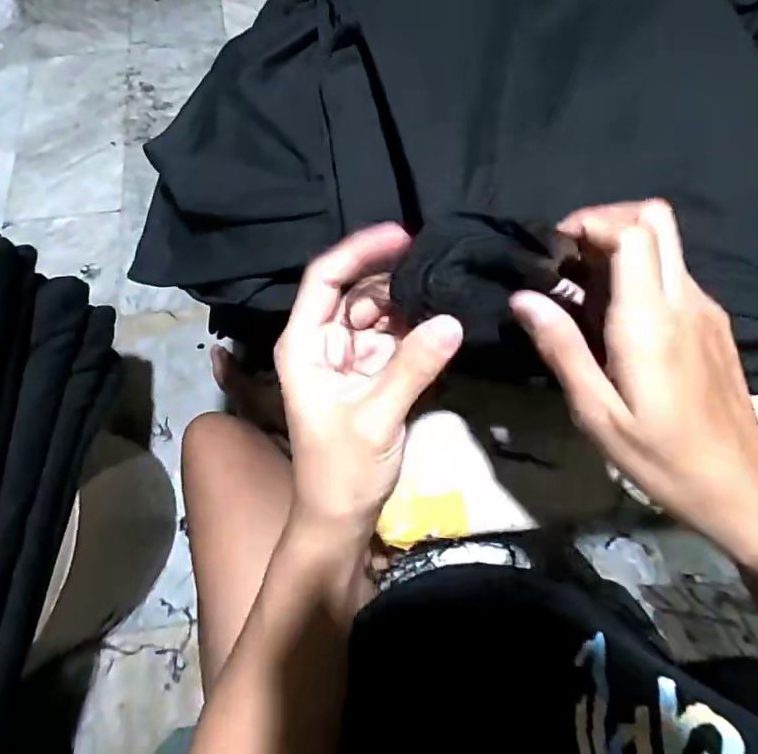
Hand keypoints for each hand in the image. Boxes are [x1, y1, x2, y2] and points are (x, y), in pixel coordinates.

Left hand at [275, 223, 463, 537]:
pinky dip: (416, 325)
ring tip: (445, 288)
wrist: (339, 520)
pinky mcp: (371, 370)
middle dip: (392, 275)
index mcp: (305, 344)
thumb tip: (452, 321)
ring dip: (408, 300)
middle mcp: (323, 341)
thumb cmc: (340, 472)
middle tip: (439, 265)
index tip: (402, 236)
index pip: (325, 278)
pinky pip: (393, 334)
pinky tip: (441, 317)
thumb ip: (413, 368)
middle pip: (356, 289)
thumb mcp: (375, 419)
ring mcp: (348, 355)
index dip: (360, 250)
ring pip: (377, 309)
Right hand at [510, 200, 757, 565]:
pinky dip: (639, 270)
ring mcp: (705, 307)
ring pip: (666, 242)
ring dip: (621, 244)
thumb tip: (524, 298)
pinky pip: (673, 272)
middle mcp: (684, 300)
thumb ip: (562, 348)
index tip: (556, 245)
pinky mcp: (713, 321)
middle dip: (607, 219)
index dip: (592, 221)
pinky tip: (616, 315)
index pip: (633, 231)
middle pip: (656, 217)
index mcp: (652, 319)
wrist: (742, 486)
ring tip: (583, 284)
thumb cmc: (663, 456)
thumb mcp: (598, 414)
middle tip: (570, 252)